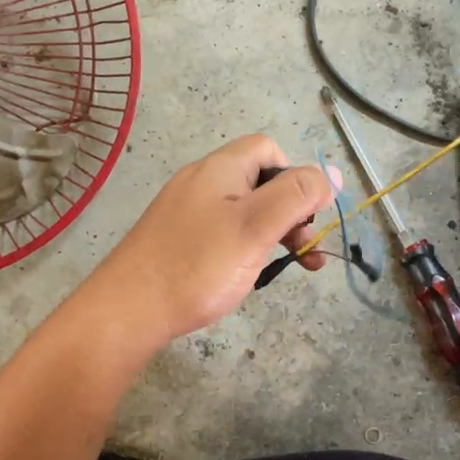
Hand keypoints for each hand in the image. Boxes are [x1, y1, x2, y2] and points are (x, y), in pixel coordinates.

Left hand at [71, 134, 336, 353]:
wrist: (128, 309)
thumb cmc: (198, 265)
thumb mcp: (257, 226)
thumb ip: (297, 195)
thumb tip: (331, 173)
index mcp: (221, 168)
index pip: (269, 150)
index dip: (295, 176)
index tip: (307, 215)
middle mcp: (201, 182)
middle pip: (258, 182)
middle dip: (290, 213)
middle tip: (307, 252)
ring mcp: (185, 212)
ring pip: (242, 212)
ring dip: (271, 235)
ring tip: (287, 269)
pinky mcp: (175, 240)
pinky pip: (220, 234)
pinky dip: (242, 249)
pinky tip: (244, 276)